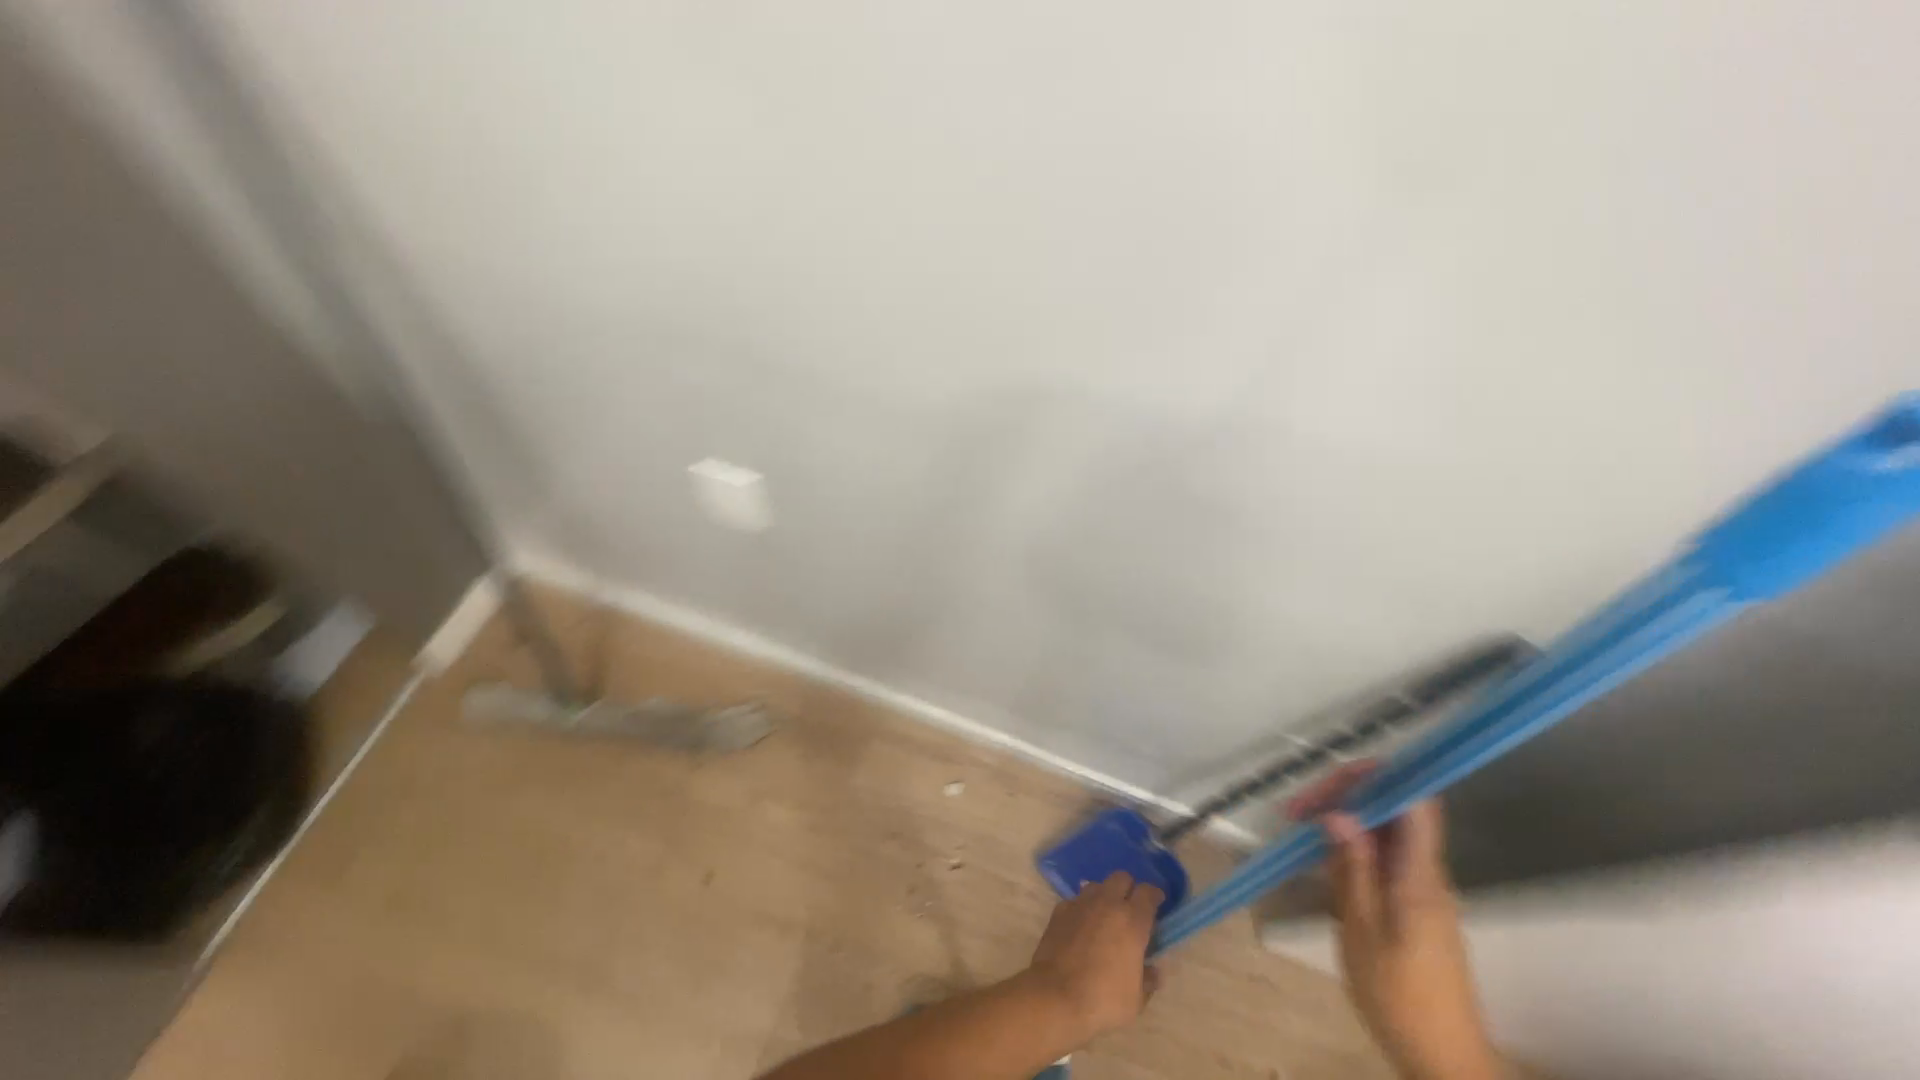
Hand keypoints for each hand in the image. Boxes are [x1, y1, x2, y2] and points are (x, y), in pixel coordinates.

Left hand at [1021, 871, 1163, 1041]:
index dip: (1154, 896)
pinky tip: (1081, 927)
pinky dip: (1082, 908)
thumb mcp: (1136, 1000)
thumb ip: (1148, 980)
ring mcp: (1080, 905)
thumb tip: (1154, 971)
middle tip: (1130, 910)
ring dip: (1104, 896)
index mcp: (1132, 921)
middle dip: (1129, 889)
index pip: (1148, 892)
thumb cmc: (1103, 999)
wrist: (1055, 996)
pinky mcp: (1059, 912)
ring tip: (1105, 917)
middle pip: (1121, 878)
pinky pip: (1075, 900)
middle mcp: (1107, 904)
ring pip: (1096, 885)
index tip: (1157, 905)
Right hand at [1291, 766, 1500, 1079]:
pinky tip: (1323, 862)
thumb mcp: (1362, 931)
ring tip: (1299, 831)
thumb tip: (1339, 814)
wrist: (1442, 1055)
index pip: (1416, 800)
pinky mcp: (1416, 906)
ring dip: (1345, 823)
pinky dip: (1354, 850)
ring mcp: (1424, 889)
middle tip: (1294, 810)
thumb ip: (1352, 868)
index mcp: (1421, 875)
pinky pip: (1385, 859)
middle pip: (1394, 810)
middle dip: (1345, 797)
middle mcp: (1428, 872)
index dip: (1377, 777)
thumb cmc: (1399, 995)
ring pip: (1386, 834)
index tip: (1329, 782)